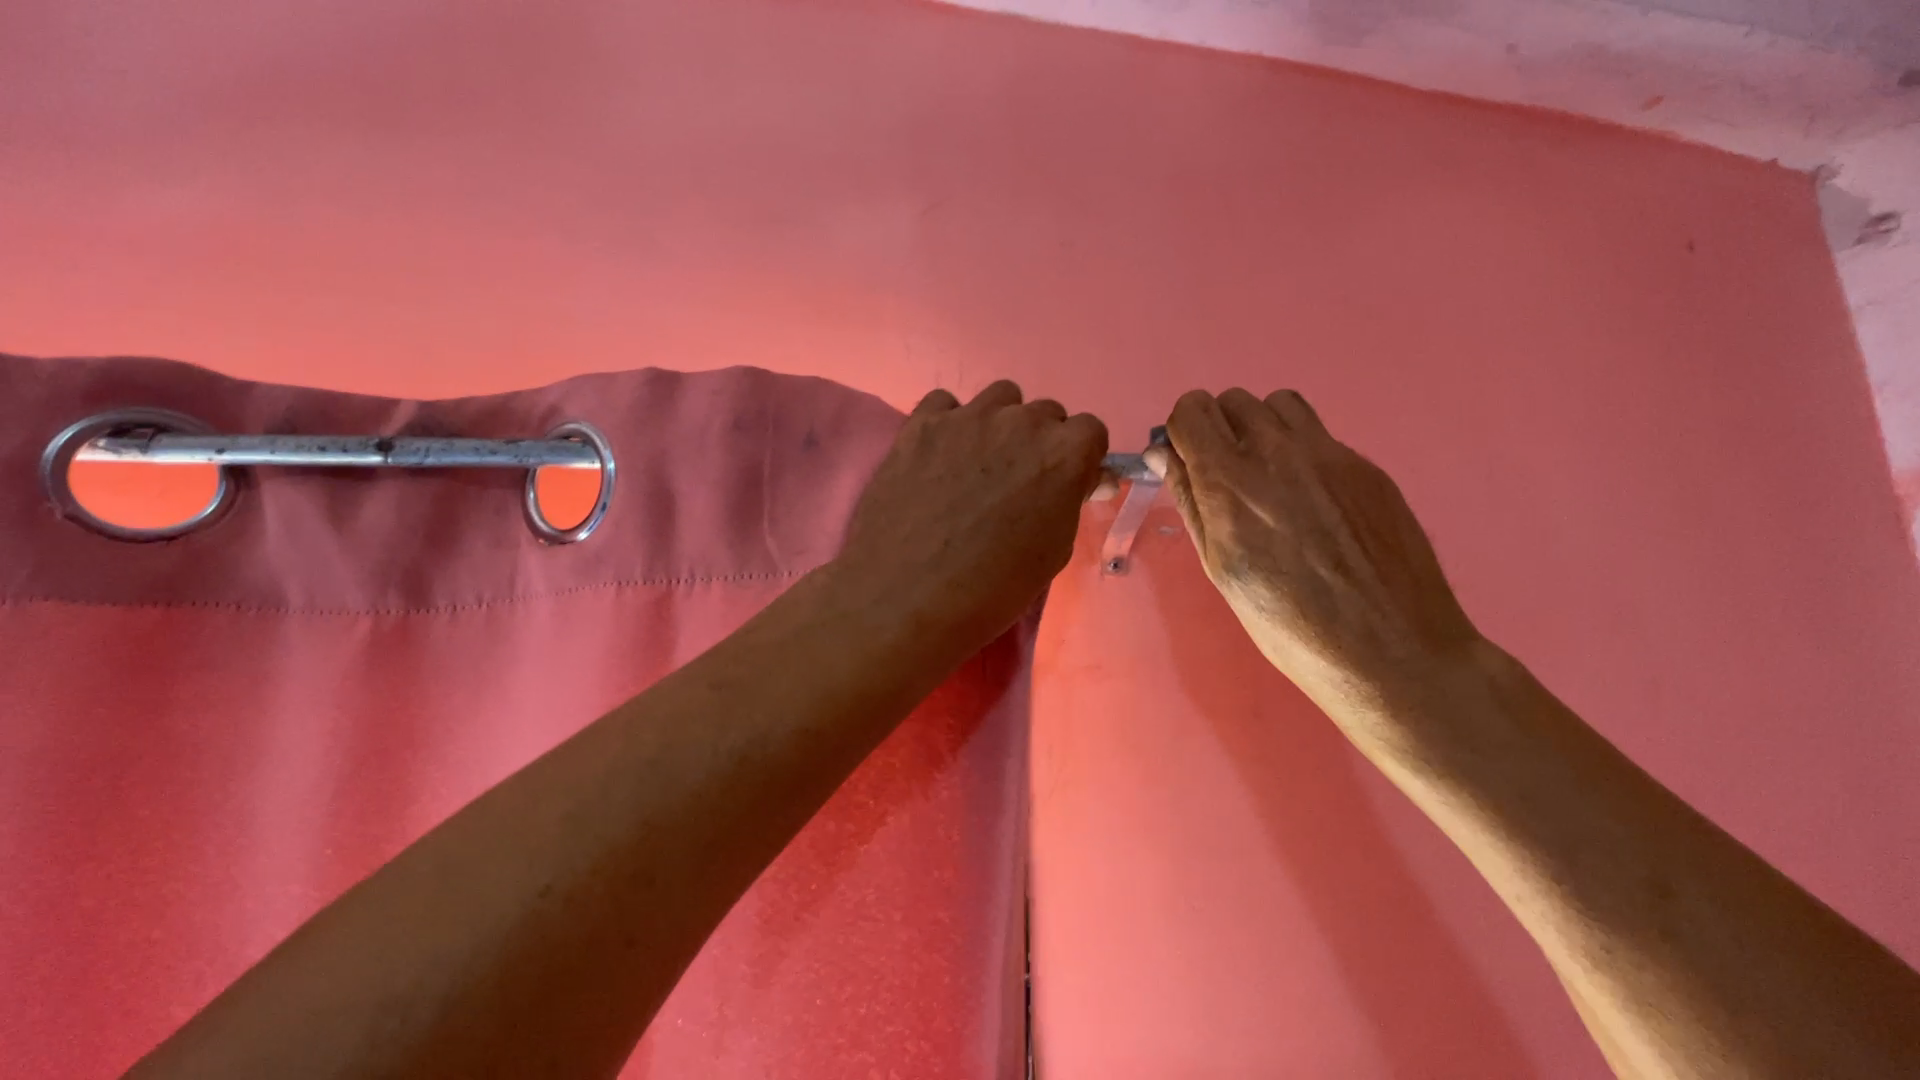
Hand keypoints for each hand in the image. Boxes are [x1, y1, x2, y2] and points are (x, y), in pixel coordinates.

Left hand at [836, 381, 1108, 655]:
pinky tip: (938, 457)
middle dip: (1039, 443)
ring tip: (977, 465)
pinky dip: (948, 423)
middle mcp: (1021, 423)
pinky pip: (944, 404)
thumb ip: (1069, 501)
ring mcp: (967, 417)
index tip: (1064, 484)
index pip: (1090, 431)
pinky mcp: (920, 424)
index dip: (1079, 459)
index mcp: (1064, 454)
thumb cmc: (993, 589)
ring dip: (999, 424)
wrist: (906, 598)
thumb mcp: (1053, 552)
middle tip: (1017, 483)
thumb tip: (1083, 479)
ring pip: (999, 398)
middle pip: (1044, 414)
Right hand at [1149, 388, 1481, 717]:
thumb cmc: (1288, 625)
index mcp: (1230, 482)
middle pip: (1233, 400)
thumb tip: (1164, 455)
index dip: (1183, 433)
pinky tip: (1315, 502)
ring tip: (1270, 477)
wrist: (1390, 650)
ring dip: (1262, 428)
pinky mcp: (1366, 465)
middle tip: (1227, 476)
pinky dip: (1302, 450)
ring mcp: (1329, 453)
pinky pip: (1320, 434)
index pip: (1191, 411)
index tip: (1189, 463)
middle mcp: (1277, 452)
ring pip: (1278, 405)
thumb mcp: (1222, 570)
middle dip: (1220, 428)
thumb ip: (1191, 501)